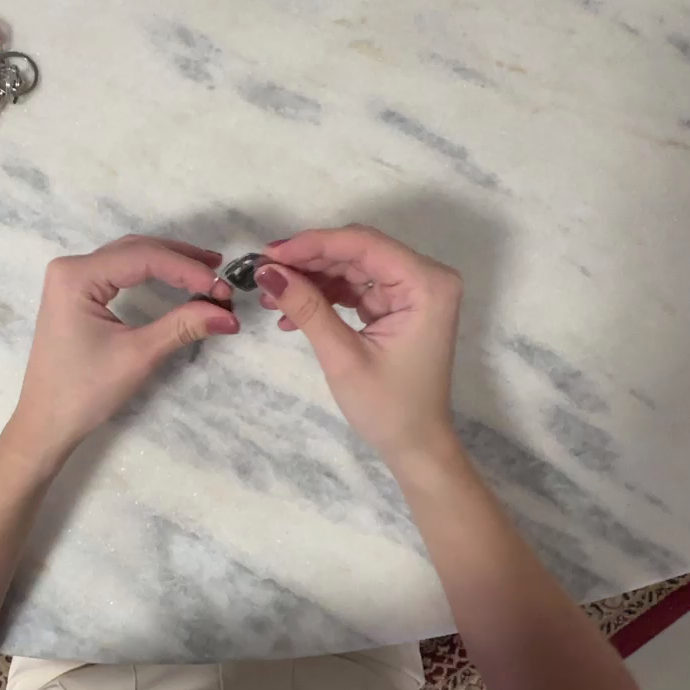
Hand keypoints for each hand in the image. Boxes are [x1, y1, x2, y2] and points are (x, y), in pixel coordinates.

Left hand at [8, 236, 237, 462]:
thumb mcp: (138, 356)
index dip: (186, 269)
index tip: (222, 288)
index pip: (142, 257)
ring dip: (168, 263)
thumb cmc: (85, 391)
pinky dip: (150, 274)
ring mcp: (70, 281)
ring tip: (207, 271)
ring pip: (128, 258)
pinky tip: (175, 279)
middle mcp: (70, 268)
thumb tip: (229, 315)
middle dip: (180, 260)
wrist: (46, 423)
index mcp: (76, 276)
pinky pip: (119, 273)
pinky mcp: (76, 296)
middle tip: (221, 274)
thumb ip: (182, 326)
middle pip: (136, 249)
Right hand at [256, 225, 462, 464]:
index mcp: (426, 284)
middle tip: (263, 273)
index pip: (363, 245)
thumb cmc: (388, 406)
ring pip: (351, 268)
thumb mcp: (342, 356)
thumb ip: (307, 308)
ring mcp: (411, 292)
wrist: (414, 445)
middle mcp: (424, 278)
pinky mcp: (396, 307)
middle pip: (357, 251)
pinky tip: (291, 313)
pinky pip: (355, 288)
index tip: (269, 255)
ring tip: (271, 297)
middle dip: (309, 260)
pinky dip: (323, 297)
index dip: (313, 244)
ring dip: (311, 279)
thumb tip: (267, 272)